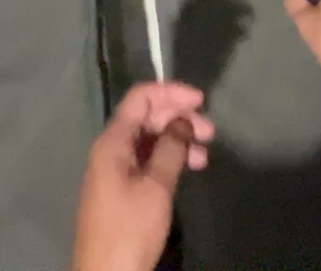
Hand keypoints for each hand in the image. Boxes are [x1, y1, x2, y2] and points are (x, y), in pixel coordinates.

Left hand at [71, 81, 214, 270]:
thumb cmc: (129, 229)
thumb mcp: (156, 188)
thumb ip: (170, 148)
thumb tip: (182, 120)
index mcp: (113, 141)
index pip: (140, 98)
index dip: (170, 92)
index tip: (200, 100)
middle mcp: (111, 149)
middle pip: (146, 117)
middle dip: (178, 117)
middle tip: (209, 130)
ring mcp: (115, 170)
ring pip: (149, 140)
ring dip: (177, 140)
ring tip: (204, 154)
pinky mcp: (121, 190)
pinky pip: (147, 160)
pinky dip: (168, 158)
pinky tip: (189, 168)